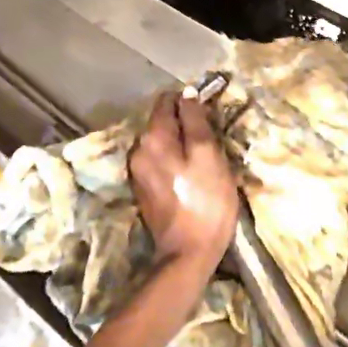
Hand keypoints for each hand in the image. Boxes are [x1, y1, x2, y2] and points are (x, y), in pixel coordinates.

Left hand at [129, 91, 237, 271]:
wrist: (188, 254)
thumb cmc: (206, 200)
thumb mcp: (208, 155)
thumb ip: (195, 120)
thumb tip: (187, 93)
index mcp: (153, 137)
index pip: (167, 100)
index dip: (189, 100)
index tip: (209, 110)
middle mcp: (138, 149)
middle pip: (161, 120)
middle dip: (183, 120)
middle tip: (210, 134)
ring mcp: (137, 170)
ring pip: (159, 140)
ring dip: (178, 140)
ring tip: (202, 153)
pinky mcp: (142, 188)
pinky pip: (157, 159)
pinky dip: (172, 157)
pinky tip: (189, 170)